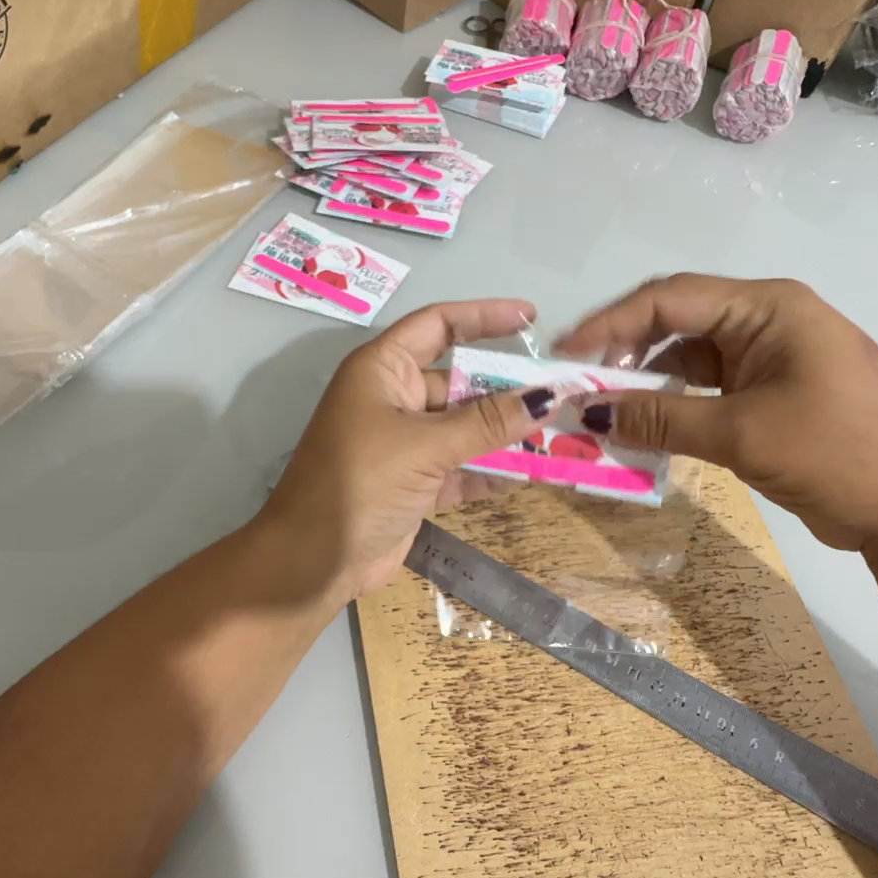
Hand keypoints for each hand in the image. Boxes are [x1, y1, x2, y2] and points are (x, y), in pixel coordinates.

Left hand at [259, 300, 556, 601]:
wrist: (312, 561)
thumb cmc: (359, 483)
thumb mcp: (424, 446)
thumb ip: (487, 422)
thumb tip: (547, 397)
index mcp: (382, 370)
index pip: (437, 325)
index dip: (484, 316)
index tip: (532, 318)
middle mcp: (393, 398)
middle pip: (459, 381)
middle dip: (507, 388)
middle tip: (565, 394)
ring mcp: (404, 443)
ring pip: (465, 427)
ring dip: (506, 433)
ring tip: (562, 434)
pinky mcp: (414, 483)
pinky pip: (462, 466)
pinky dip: (491, 470)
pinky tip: (534, 473)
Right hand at [557, 274, 877, 550]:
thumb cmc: (841, 452)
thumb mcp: (741, 433)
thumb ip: (660, 417)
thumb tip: (587, 411)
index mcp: (767, 308)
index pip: (670, 299)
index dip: (611, 323)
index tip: (564, 355)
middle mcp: (766, 323)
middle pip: (675, 324)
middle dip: (624, 353)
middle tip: (579, 386)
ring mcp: (770, 361)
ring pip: (687, 360)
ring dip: (647, 386)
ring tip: (605, 414)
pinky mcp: (772, 397)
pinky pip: (706, 392)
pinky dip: (673, 408)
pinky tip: (646, 430)